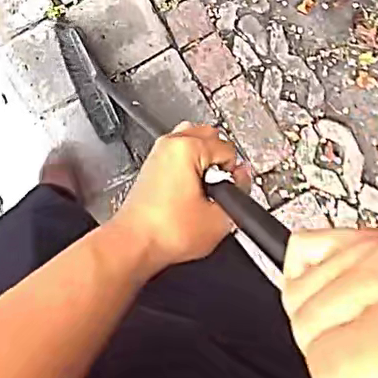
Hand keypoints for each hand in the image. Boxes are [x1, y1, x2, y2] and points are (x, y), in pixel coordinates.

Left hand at [105, 123, 246, 273]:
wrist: (136, 243)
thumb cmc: (167, 231)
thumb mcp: (219, 218)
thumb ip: (239, 192)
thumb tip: (242, 176)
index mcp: (187, 147)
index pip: (228, 148)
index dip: (234, 173)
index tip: (230, 191)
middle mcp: (171, 142)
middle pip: (209, 134)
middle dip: (220, 159)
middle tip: (220, 187)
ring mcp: (159, 151)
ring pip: (192, 139)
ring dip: (204, 158)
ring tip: (206, 187)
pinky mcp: (153, 163)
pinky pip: (178, 151)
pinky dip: (189, 164)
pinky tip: (190, 190)